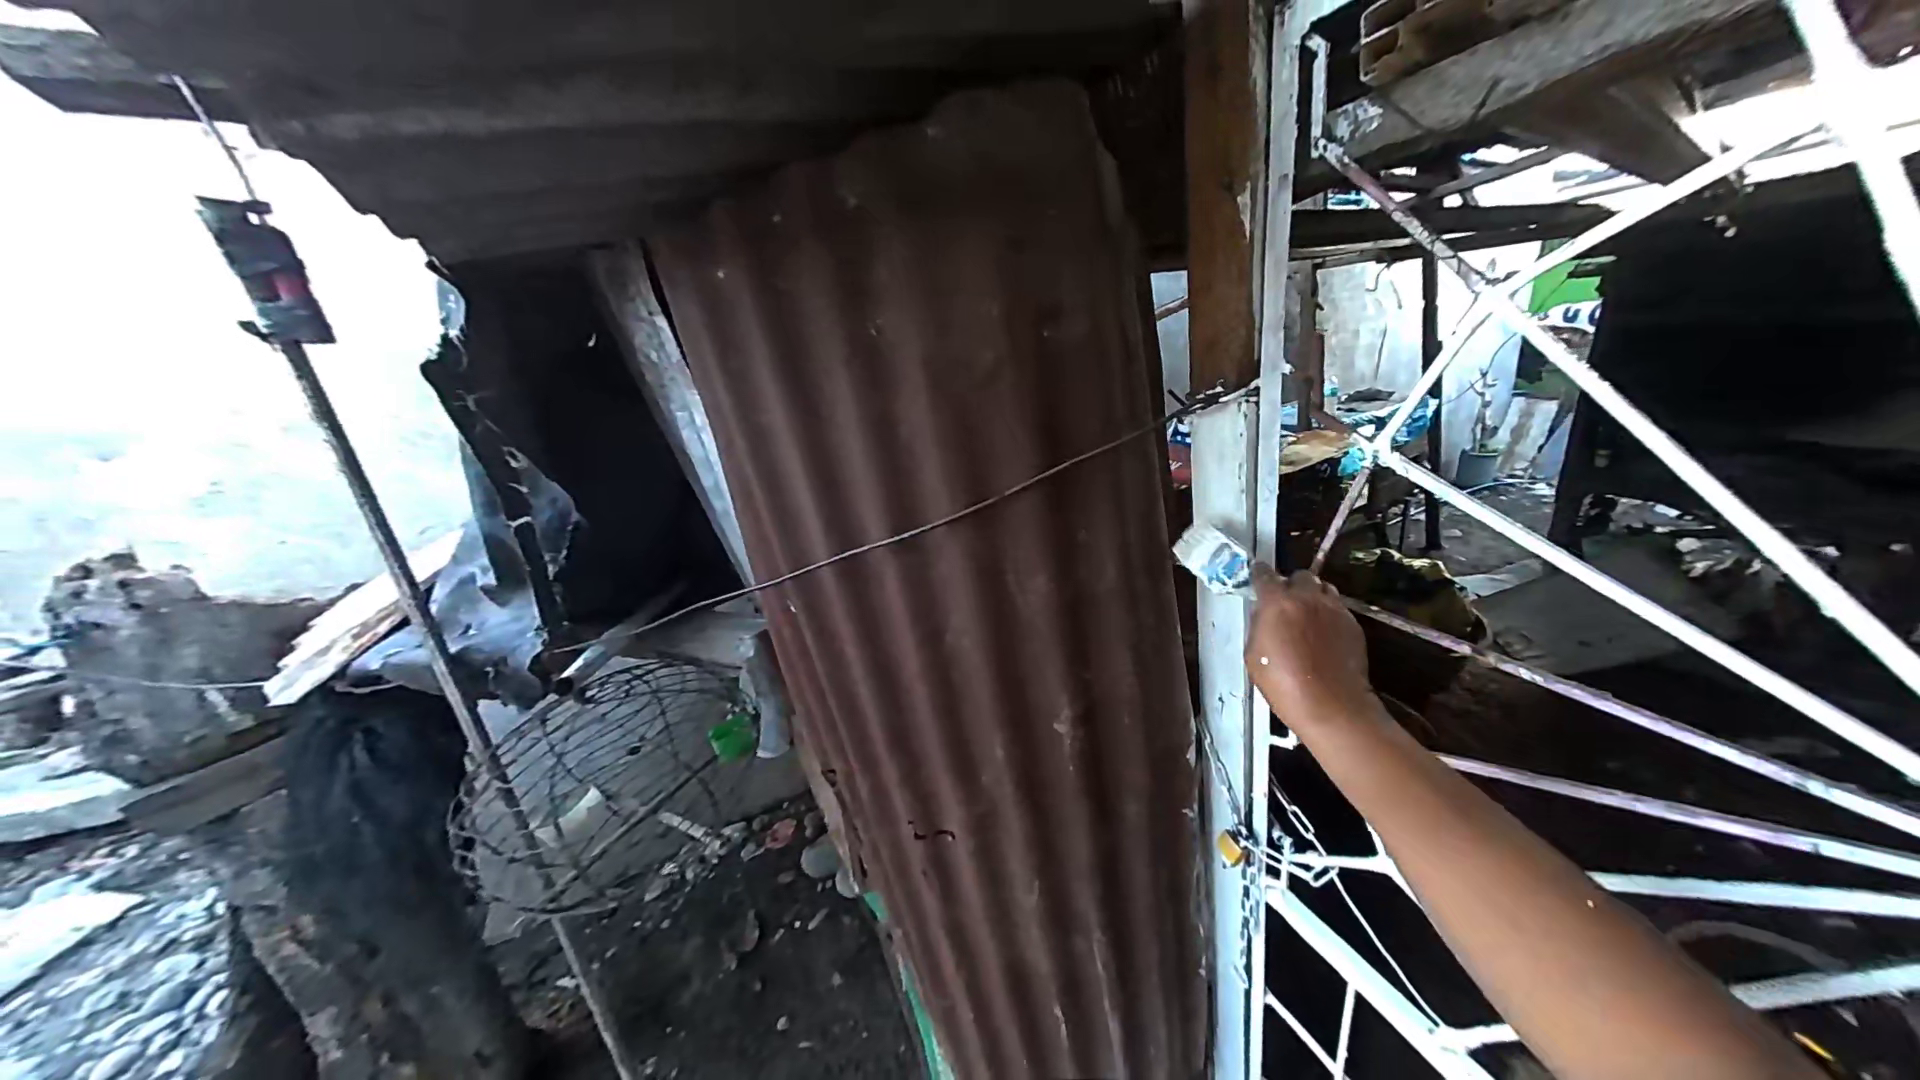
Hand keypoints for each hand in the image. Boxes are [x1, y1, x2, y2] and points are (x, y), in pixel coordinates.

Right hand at [1244, 566, 1375, 727]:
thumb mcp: (1253, 652)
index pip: (1265, 574)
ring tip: (1305, 612)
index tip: (1256, 575)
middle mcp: (1307, 598)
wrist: (1330, 704)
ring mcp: (1334, 609)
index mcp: (1277, 603)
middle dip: (1290, 584)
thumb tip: (1264, 614)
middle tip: (1284, 600)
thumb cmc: (1282, 682)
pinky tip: (1322, 631)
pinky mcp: (1352, 623)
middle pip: (1300, 576)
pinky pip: (1337, 607)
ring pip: (1323, 588)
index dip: (1259, 574)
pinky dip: (1327, 612)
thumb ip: (1258, 624)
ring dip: (1311, 595)